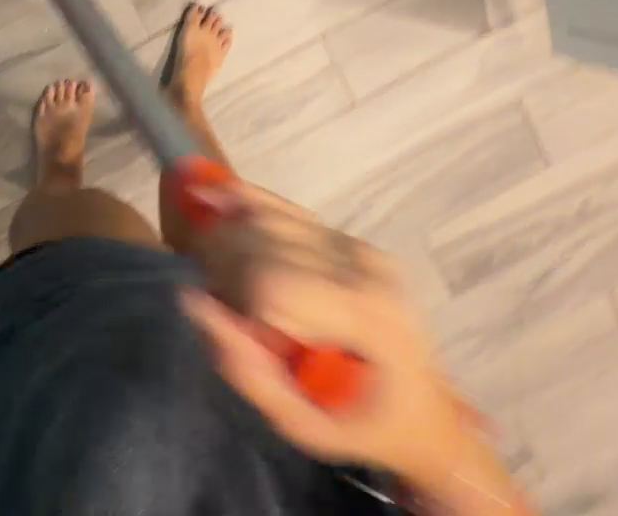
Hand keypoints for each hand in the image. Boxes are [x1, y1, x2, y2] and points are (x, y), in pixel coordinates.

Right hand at [180, 185, 533, 514]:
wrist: (422, 409)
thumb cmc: (361, 424)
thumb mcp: (300, 424)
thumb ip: (247, 368)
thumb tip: (195, 301)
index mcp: (362, 316)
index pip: (274, 280)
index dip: (230, 290)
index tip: (212, 309)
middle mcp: (364, 268)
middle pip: (268, 240)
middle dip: (221, 257)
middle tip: (204, 284)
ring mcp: (361, 248)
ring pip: (274, 219)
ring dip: (230, 231)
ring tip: (207, 257)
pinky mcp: (352, 239)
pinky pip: (290, 211)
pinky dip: (250, 201)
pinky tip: (217, 194)